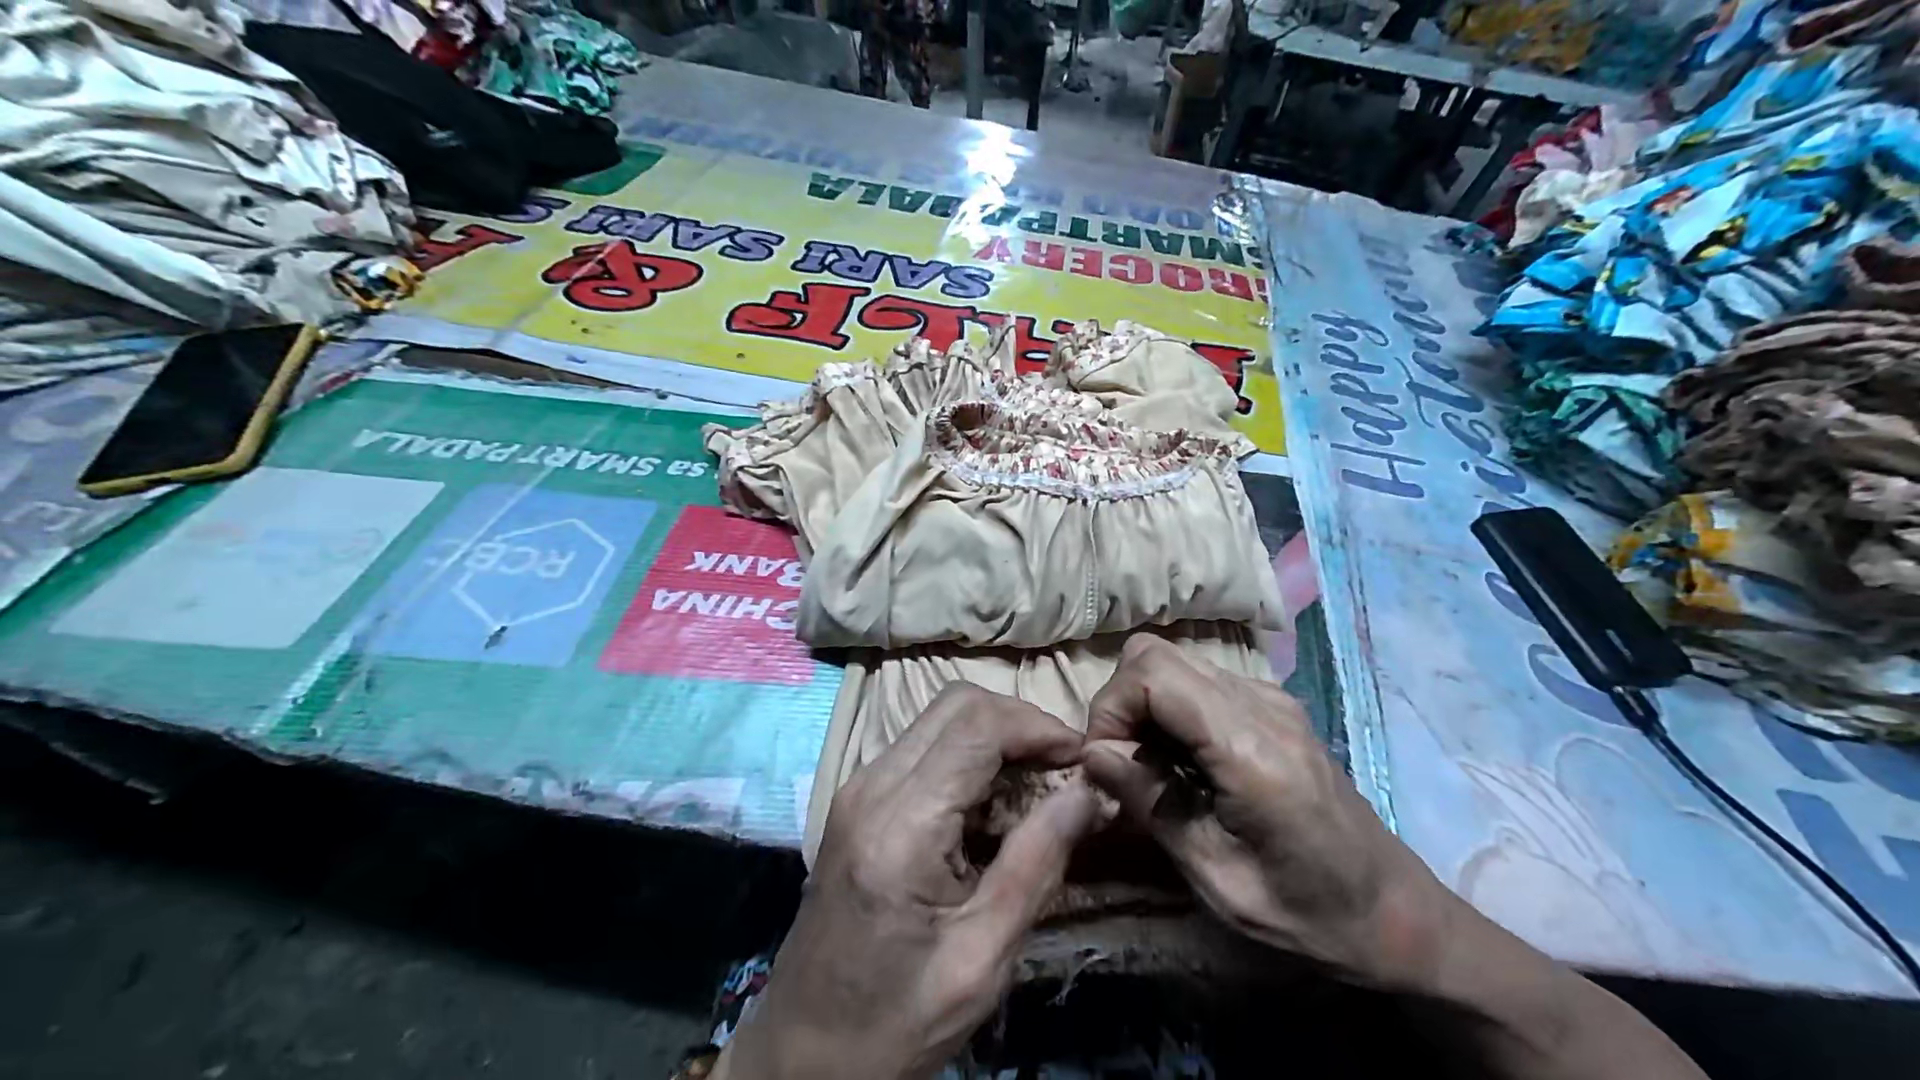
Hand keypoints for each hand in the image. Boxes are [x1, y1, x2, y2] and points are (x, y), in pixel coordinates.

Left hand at [721, 683, 1102, 1079]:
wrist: (804, 1051)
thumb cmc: (898, 1018)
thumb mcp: (984, 955)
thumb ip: (1039, 861)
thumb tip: (1091, 791)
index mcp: (901, 825)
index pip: (977, 724)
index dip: (1039, 727)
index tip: (1083, 760)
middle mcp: (871, 785)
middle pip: (957, 703)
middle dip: (1020, 722)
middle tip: (1062, 770)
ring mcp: (858, 786)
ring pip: (939, 717)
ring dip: (995, 736)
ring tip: (1035, 788)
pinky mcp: (858, 798)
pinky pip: (923, 746)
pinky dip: (968, 756)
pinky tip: (991, 804)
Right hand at [1081, 636, 1449, 989]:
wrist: (1395, 912)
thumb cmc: (1308, 914)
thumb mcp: (1218, 880)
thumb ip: (1152, 804)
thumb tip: (1093, 753)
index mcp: (1251, 749)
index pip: (1152, 674)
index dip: (1111, 709)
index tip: (1107, 765)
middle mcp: (1261, 704)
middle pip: (1154, 654)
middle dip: (1119, 702)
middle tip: (1121, 763)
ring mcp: (1270, 697)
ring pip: (1171, 661)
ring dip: (1142, 705)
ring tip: (1151, 767)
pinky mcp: (1271, 704)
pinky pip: (1196, 680)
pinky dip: (1168, 709)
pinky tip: (1183, 762)